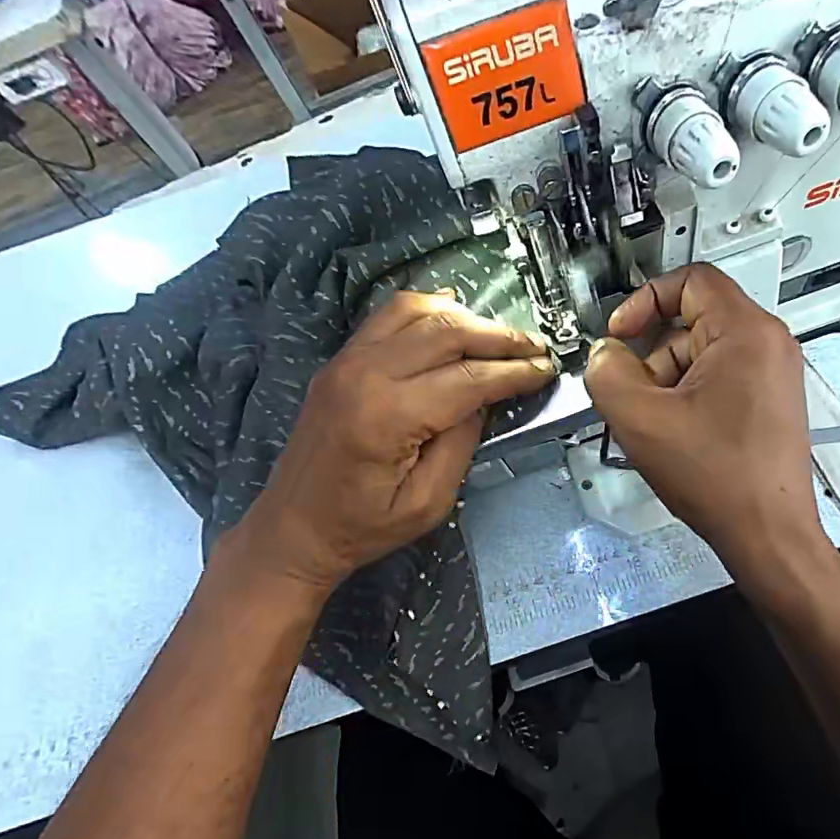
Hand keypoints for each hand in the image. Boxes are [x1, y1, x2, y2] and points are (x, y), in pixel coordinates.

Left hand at [229, 291, 555, 591]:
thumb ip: (462, 443)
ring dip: (468, 318)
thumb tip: (487, 398)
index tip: (547, 371)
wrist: (293, 528)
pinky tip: (456, 320)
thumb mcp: (429, 502)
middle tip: (537, 348)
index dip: (515, 372)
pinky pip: (390, 316)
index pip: (469, 377)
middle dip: (500, 337)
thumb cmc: (362, 527)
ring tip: (502, 337)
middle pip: (447, 332)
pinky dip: (429, 310)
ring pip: (418, 311)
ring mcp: (347, 361)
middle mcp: (365, 374)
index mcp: (388, 416)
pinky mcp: (341, 360)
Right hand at [585, 264, 829, 567]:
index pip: (690, 280)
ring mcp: (774, 377)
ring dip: (670, 385)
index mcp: (747, 333)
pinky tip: (681, 439)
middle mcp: (770, 347)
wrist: (767, 533)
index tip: (622, 333)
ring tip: (662, 429)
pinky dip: (691, 401)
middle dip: (654, 358)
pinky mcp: (770, 404)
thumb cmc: (723, 480)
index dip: (644, 300)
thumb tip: (605, 356)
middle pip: (692, 324)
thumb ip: (606, 373)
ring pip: (702, 357)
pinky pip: (720, 382)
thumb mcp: (642, 419)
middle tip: (638, 396)